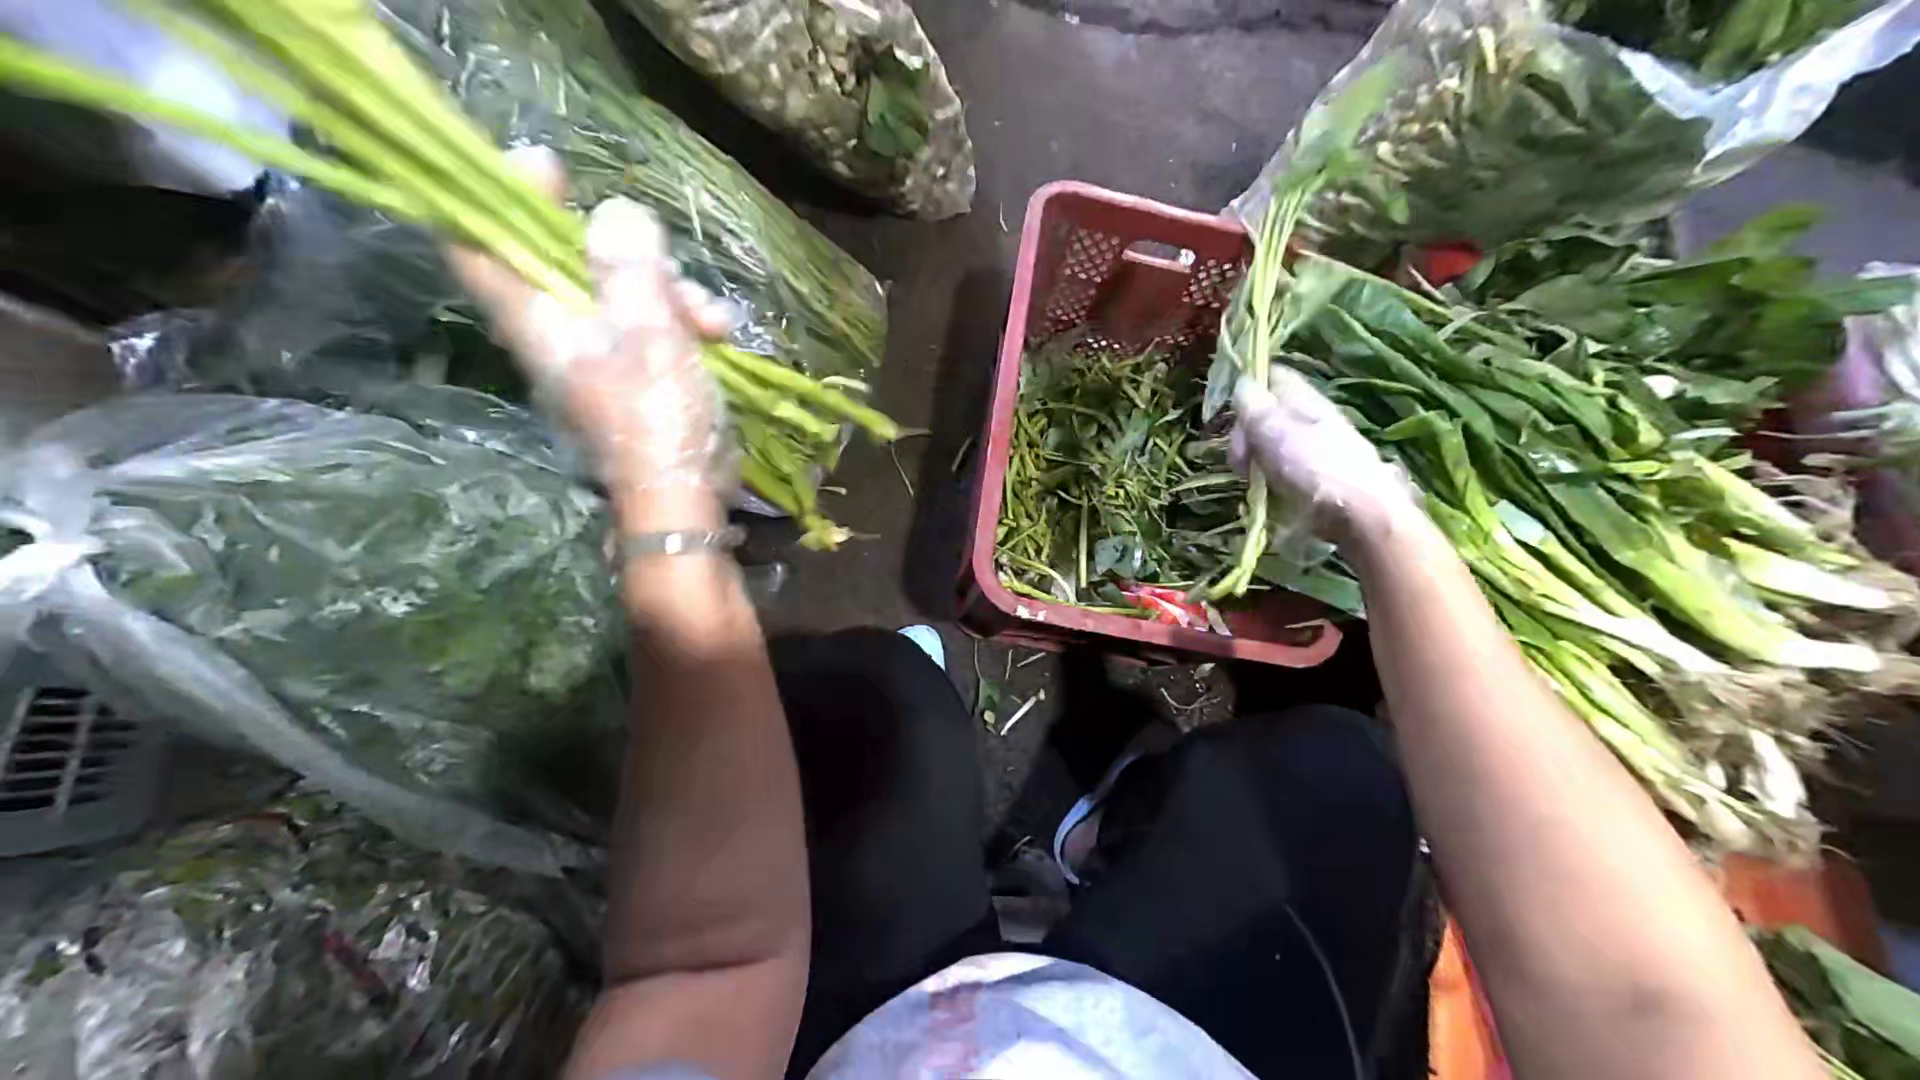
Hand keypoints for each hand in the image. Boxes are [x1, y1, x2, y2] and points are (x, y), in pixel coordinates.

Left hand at [446, 148, 734, 507]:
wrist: (682, 496)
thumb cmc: (659, 419)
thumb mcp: (652, 337)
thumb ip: (632, 271)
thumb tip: (617, 215)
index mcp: (538, 320)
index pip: (479, 243)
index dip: (499, 194)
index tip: (546, 167)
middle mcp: (558, 332)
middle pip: (570, 261)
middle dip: (627, 254)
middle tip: (667, 258)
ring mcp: (599, 355)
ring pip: (624, 293)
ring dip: (672, 294)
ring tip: (715, 321)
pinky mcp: (636, 373)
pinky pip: (653, 327)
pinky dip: (684, 323)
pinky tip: (719, 334)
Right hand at [1230, 366, 1415, 541]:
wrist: (1357, 514)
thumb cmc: (1314, 467)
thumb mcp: (1274, 431)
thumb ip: (1254, 405)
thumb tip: (1243, 382)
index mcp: (1305, 399)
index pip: (1274, 376)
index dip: (1248, 386)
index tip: (1228, 411)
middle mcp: (1311, 418)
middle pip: (1267, 413)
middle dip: (1245, 433)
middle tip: (1238, 459)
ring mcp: (1314, 447)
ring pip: (1270, 442)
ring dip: (1253, 458)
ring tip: (1250, 480)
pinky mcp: (1315, 475)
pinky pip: (1279, 466)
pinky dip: (1266, 476)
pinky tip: (1265, 490)